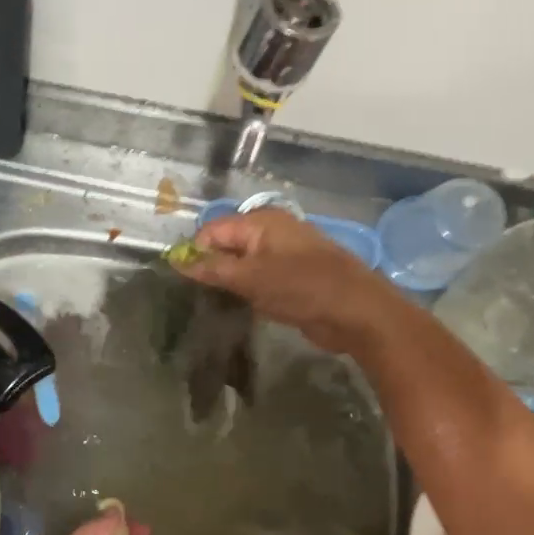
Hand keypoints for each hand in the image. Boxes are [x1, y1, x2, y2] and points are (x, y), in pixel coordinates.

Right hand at [178, 209, 385, 351]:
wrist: (357, 312)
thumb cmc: (302, 288)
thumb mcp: (250, 278)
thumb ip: (212, 269)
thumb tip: (176, 260)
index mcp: (261, 222)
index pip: (212, 231)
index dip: (195, 253)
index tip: (184, 282)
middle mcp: (271, 232)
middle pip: (226, 246)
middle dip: (211, 268)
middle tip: (197, 296)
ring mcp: (283, 255)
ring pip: (242, 265)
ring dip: (229, 283)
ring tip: (214, 304)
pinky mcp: (292, 278)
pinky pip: (258, 280)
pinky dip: (247, 292)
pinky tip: (240, 308)